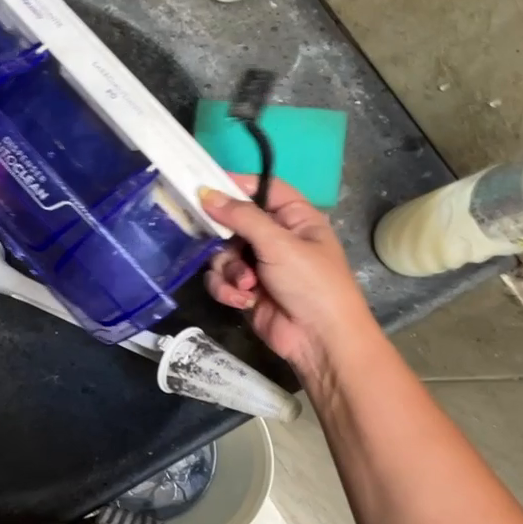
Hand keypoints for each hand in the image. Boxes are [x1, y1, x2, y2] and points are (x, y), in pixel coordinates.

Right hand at [201, 174, 380, 382]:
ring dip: (228, 270)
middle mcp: (275, 237)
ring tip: (245, 284)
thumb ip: (241, 217)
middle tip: (214, 241)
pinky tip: (241, 299)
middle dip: (225, 239)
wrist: (318, 339)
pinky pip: (221, 279)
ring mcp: (259, 264)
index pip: (262, 188)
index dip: (235, 184)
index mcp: (295, 218)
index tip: (204, 185)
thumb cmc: (311, 283)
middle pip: (233, 223)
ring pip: (222, 254)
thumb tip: (206, 193)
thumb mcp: (279, 244)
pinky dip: (227, 289)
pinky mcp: (245, 289)